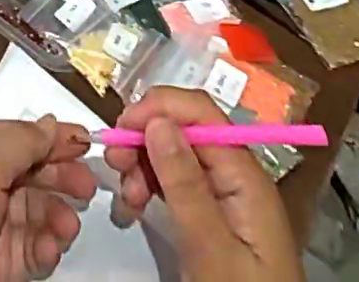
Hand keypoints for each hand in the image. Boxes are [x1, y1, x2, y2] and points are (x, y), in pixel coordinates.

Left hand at [0, 116, 97, 281]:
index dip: (54, 137)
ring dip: (58, 215)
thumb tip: (50, 123)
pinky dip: (47, 246)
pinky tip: (50, 248)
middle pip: (34, 171)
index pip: (22, 134)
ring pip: (38, 210)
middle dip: (63, 176)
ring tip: (66, 226)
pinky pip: (33, 247)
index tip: (86, 143)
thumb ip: (22, 140)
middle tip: (86, 186)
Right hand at [105, 87, 301, 281]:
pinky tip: (134, 205)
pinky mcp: (210, 215)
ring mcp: (223, 195)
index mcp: (244, 175)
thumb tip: (157, 121)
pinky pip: (174, 180)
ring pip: (173, 152)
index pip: (200, 112)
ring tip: (125, 196)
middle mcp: (234, 175)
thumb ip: (184, 184)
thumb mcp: (211, 251)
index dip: (158, 108)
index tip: (120, 128)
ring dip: (142, 162)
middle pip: (184, 129)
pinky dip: (148, 184)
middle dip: (144, 135)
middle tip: (114, 163)